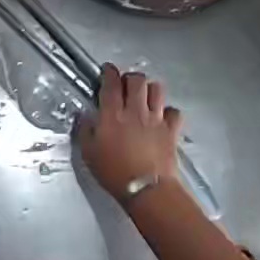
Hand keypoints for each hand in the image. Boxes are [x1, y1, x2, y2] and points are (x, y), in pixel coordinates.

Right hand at [76, 63, 182, 203]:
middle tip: (125, 85)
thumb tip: (85, 115)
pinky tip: (162, 118)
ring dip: (150, 89)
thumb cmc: (113, 171)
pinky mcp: (171, 130)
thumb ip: (85, 130)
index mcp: (112, 114)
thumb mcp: (88, 151)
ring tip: (144, 97)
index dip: (109, 72)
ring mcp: (156, 119)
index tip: (107, 70)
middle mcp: (135, 111)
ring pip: (157, 90)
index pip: (111, 83)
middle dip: (131, 78)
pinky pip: (174, 111)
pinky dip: (168, 111)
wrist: (146, 189)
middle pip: (137, 80)